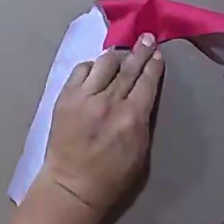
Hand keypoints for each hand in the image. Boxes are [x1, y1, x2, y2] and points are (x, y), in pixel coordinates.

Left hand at [38, 34, 164, 219]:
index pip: (146, 82)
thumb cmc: (112, 175)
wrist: (72, 185)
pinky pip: (82, 70)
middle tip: (147, 38)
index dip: (153, 65)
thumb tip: (144, 92)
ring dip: (116, 57)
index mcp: (132, 118)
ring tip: (121, 54)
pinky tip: (97, 69)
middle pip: (128, 68)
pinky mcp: (65, 96)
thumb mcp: (140, 150)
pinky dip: (92, 66)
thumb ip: (142, 118)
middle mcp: (109, 102)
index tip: (157, 53)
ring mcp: (84, 97)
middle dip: (140, 51)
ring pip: (105, 63)